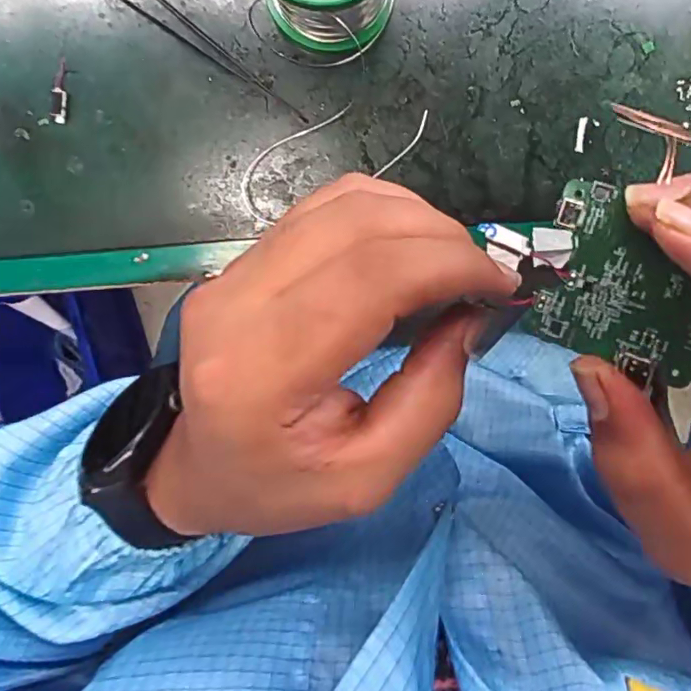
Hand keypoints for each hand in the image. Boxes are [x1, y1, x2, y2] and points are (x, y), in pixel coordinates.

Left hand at [144, 174, 518, 537]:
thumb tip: (469, 316)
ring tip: (450, 259)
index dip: (446, 264)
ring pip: (338, 203)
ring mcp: (230, 272)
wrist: (189, 466)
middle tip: (484, 273)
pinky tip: (405, 242)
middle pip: (355, 226)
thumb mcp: (365, 479)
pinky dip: (378, 211)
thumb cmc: (272, 487)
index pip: (366, 278)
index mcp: (262, 369)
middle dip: (440, 237)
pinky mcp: (238, 260)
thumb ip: (429, 399)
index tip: (500, 283)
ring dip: (413, 217)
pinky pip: (318, 209)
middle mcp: (236, 301)